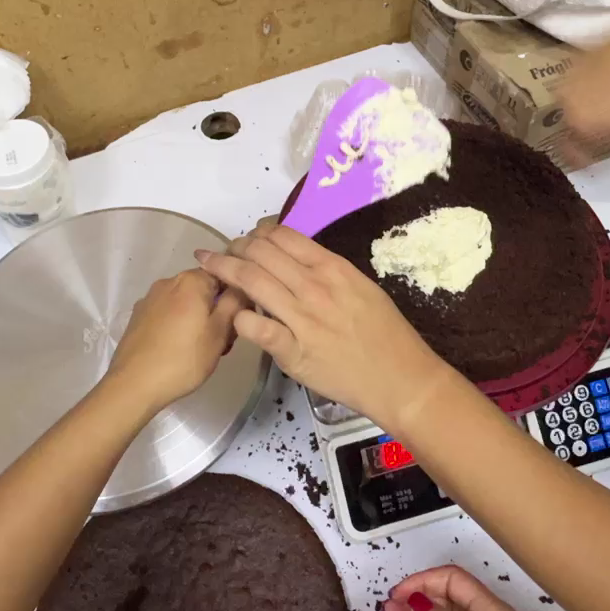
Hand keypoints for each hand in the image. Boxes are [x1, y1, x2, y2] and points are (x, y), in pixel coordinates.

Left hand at [103, 269, 245, 410]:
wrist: (133, 384)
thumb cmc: (183, 358)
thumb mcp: (220, 333)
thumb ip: (234, 303)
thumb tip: (239, 286)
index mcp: (190, 280)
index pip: (223, 275)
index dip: (235, 296)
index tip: (237, 321)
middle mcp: (167, 282)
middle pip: (202, 289)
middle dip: (215, 310)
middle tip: (221, 342)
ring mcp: (149, 299)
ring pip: (184, 302)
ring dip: (196, 319)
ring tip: (199, 349)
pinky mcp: (137, 316)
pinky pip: (166, 313)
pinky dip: (176, 325)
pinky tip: (176, 350)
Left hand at [193, 220, 455, 428]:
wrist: (399, 378)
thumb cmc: (385, 333)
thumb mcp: (360, 286)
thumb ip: (327, 271)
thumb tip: (296, 256)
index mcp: (332, 268)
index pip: (284, 236)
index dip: (259, 232)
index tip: (249, 237)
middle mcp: (313, 287)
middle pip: (261, 254)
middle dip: (235, 248)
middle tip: (222, 252)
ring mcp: (301, 319)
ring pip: (251, 282)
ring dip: (225, 271)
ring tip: (210, 268)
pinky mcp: (293, 352)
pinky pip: (256, 329)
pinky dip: (239, 318)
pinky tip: (233, 315)